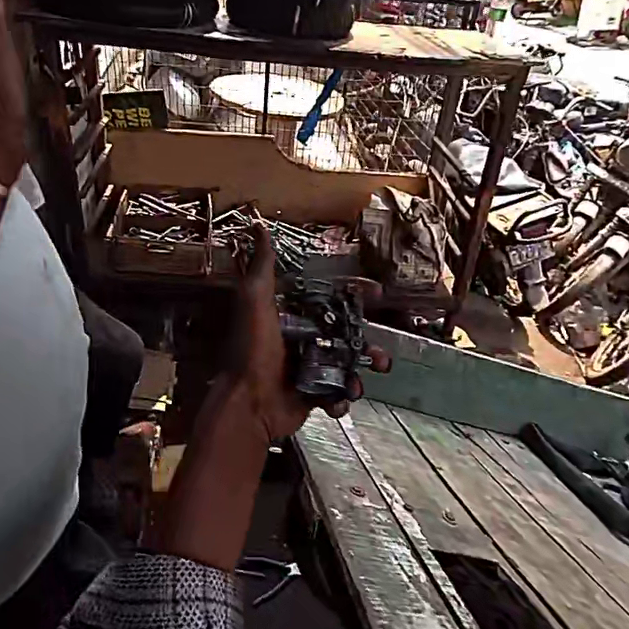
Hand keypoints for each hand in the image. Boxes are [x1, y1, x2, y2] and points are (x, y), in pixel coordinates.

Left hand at [153, 227, 389, 570]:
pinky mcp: (312, 394)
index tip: (377, 291)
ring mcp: (309, 368)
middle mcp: (302, 338)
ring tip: (365, 378)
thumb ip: (262, 266)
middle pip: (345, 333)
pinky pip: (336, 393)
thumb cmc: (252, 349)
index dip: (354, 294)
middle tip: (381, 351)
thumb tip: (258, 225)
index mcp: (291, 315)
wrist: (248, 404)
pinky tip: (339, 401)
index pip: (329, 298)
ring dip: (360, 371)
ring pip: (347, 364)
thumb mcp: (255, 301)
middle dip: (366, 341)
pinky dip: (342, 398)